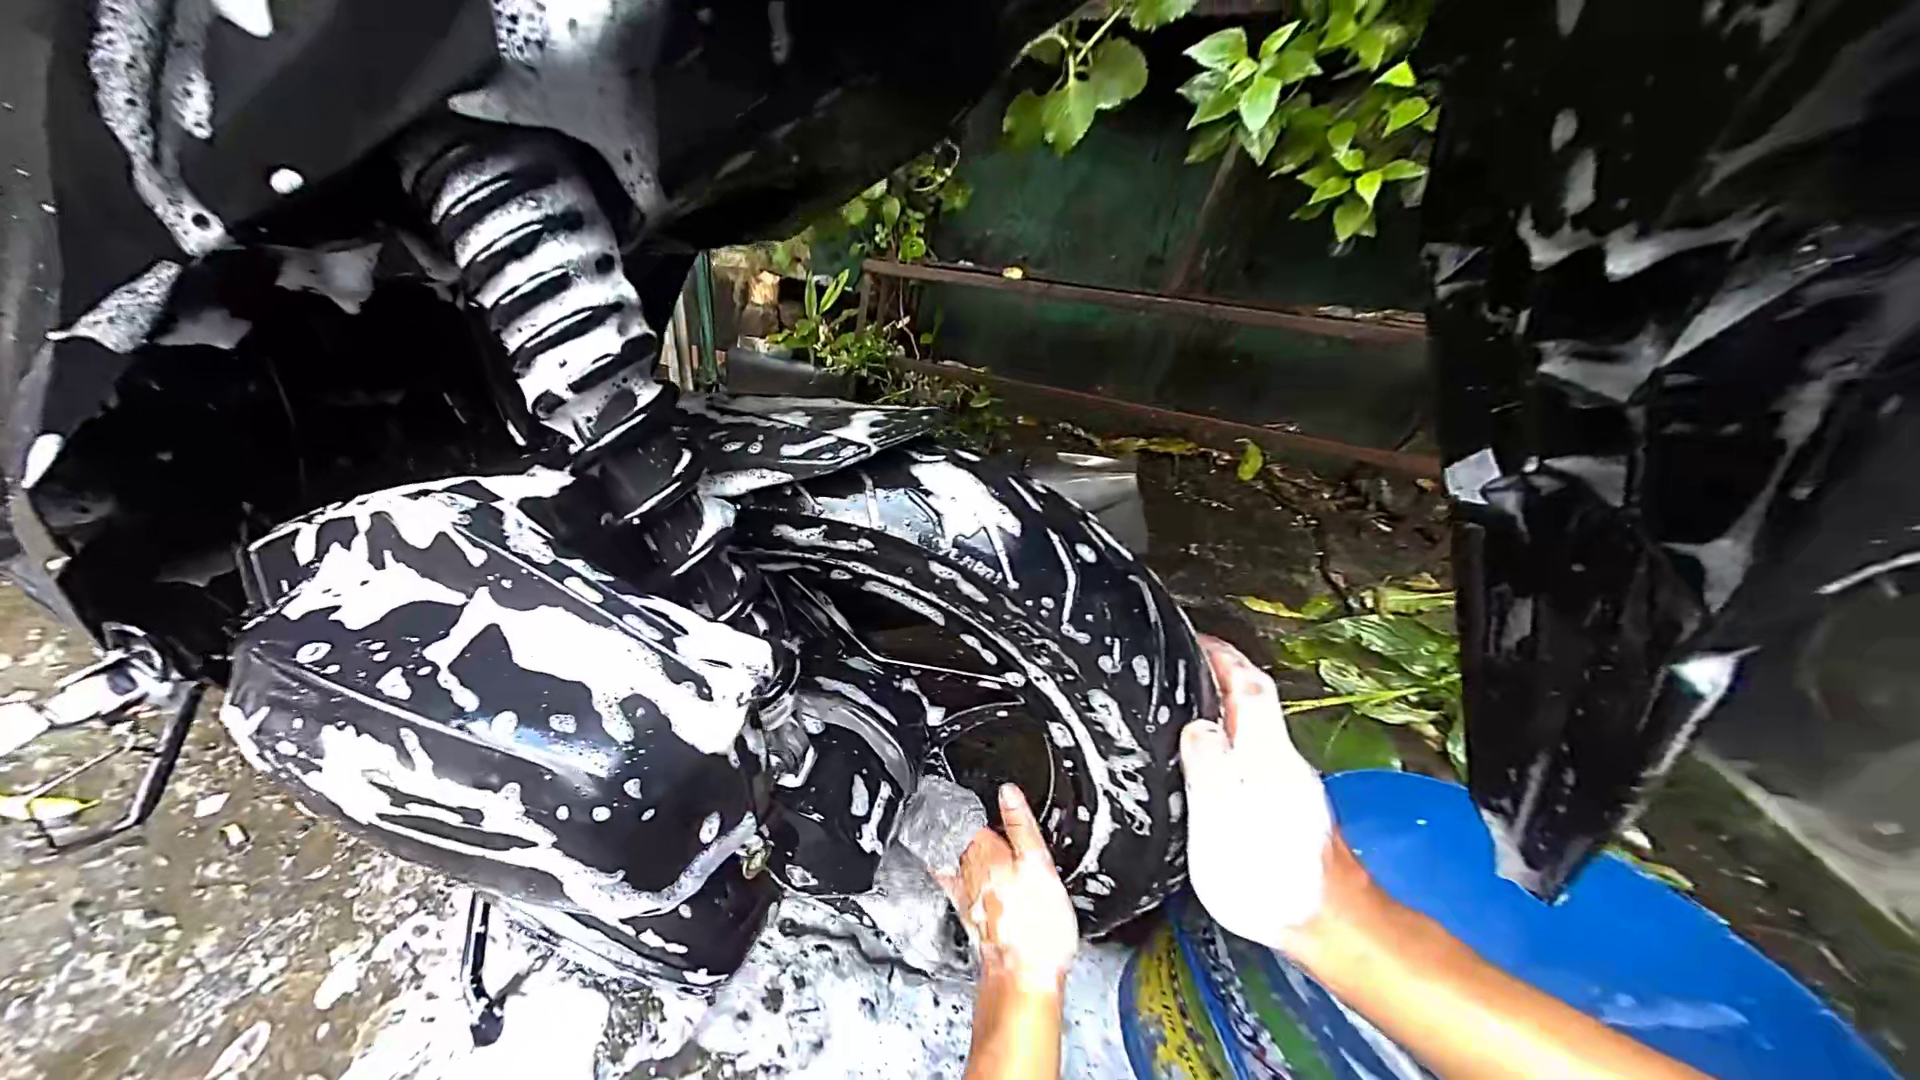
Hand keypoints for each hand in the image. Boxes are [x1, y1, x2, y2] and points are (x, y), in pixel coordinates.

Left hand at [938, 783, 1079, 993]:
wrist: (1024, 976)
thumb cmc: (1037, 924)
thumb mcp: (1039, 863)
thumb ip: (1021, 824)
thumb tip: (1008, 791)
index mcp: (986, 850)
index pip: (967, 816)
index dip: (967, 802)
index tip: (960, 791)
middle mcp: (969, 870)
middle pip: (957, 836)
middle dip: (955, 821)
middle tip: (949, 804)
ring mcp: (966, 894)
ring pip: (952, 857)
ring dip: (949, 842)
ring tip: (946, 828)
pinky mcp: (969, 916)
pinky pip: (951, 884)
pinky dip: (948, 871)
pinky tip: (949, 871)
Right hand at [1181, 635, 1338, 952]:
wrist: (1326, 924)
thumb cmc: (1269, 875)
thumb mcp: (1220, 817)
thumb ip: (1208, 765)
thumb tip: (1196, 724)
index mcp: (1264, 753)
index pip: (1247, 683)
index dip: (1222, 654)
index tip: (1195, 638)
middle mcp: (1283, 760)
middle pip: (1254, 699)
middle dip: (1222, 673)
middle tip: (1186, 663)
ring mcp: (1291, 782)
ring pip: (1256, 726)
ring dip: (1227, 704)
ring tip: (1191, 700)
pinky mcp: (1290, 804)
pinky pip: (1255, 752)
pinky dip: (1233, 737)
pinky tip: (1214, 754)